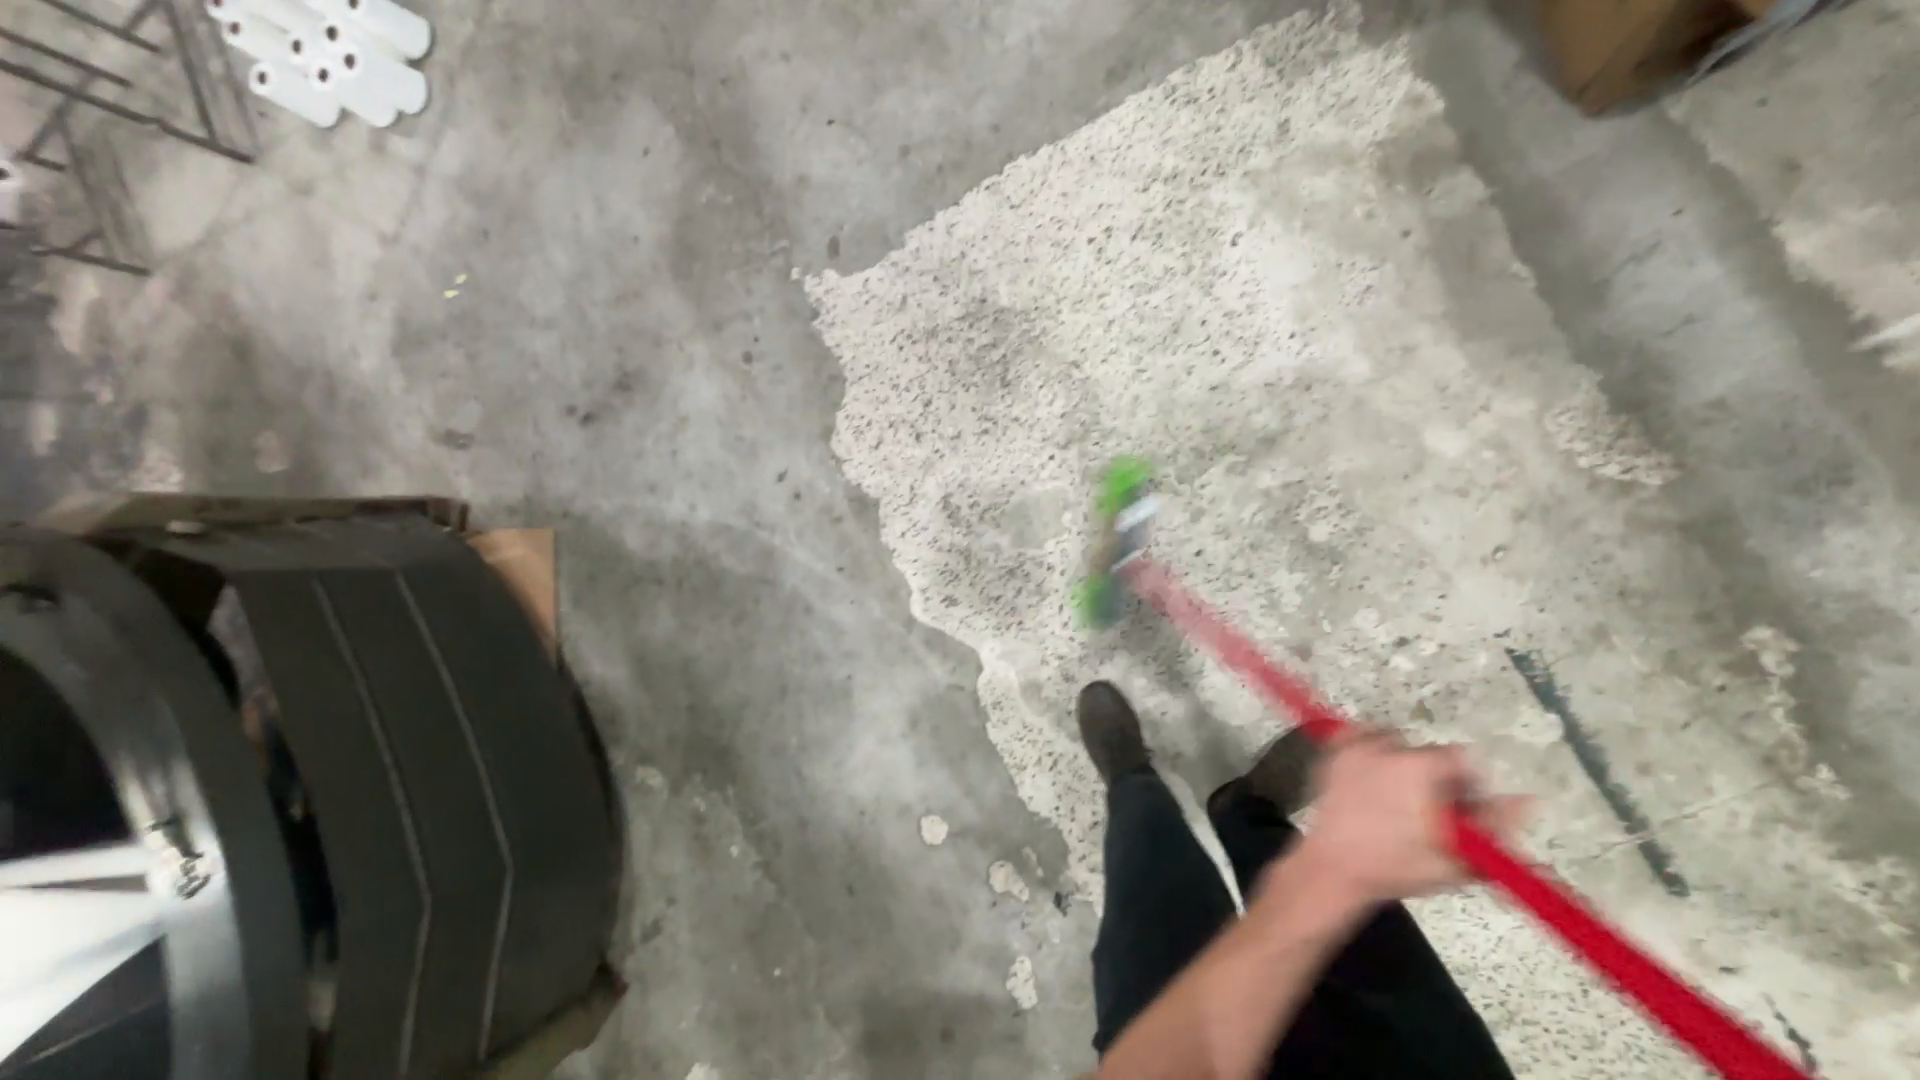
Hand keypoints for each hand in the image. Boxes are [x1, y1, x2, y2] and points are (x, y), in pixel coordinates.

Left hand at [1288, 729, 1530, 905]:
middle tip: (1425, 812)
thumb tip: (1532, 800)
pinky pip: (1360, 734)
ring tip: (1397, 800)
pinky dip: (1370, 747)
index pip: (1462, 761)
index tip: (1457, 812)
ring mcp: (1356, 747)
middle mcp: (1389, 746)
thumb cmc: (1397, 867)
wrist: (1334, 868)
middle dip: (1435, 779)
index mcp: (1421, 766)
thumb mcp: (1458, 857)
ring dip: (1403, 765)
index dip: (1466, 787)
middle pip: (1429, 754)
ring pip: (1397, 743)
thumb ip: (1497, 826)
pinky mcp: (1333, 752)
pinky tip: (1374, 775)